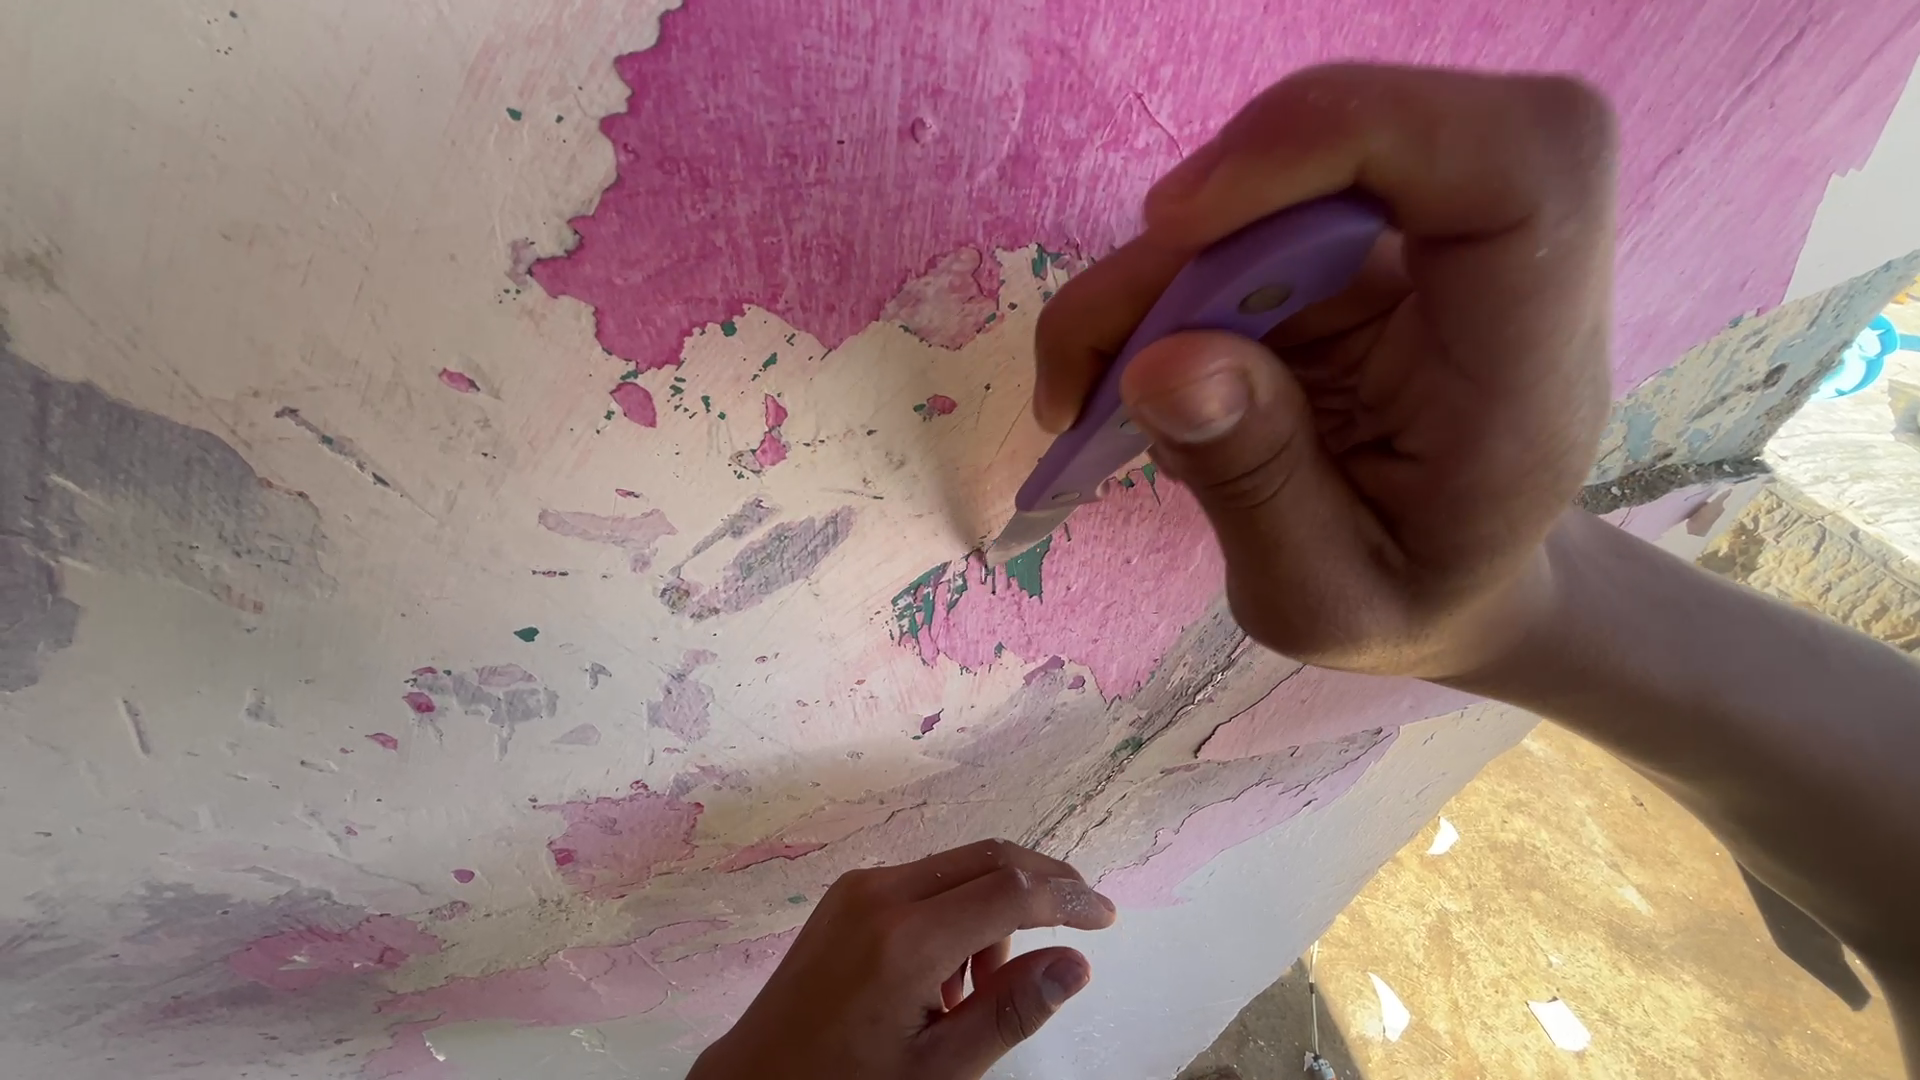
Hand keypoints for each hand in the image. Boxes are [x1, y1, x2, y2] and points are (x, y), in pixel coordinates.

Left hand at [689, 839, 1116, 1079]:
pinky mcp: (850, 889)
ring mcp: (862, 884)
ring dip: (994, 905)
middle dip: (1041, 883)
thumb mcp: (938, 1072)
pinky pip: (926, 880)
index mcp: (905, 939)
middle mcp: (882, 890)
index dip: (1065, 899)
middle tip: (1080, 919)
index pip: (1008, 892)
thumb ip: (1009, 1012)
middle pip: (988, 858)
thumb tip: (1075, 962)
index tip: (1105, 916)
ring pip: (959, 867)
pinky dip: (957, 909)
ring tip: (981, 986)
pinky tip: (946, 970)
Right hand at [1035, 65, 1617, 678]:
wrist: (1450, 584)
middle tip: (1085, 367)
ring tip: (1079, 401)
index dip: (1346, 138)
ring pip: (1254, 202)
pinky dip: (1142, 305)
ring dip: (1139, 289)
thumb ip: (1255, 489)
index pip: (1512, 160)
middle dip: (1181, 248)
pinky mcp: (1329, 273)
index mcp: (1519, 369)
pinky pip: (1223, 245)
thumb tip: (1161, 365)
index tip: (1179, 224)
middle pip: (1337, 160)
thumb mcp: (1318, 599)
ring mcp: (1394, 266)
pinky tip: (1113, 386)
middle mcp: (1466, 284)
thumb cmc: (1406, 604)